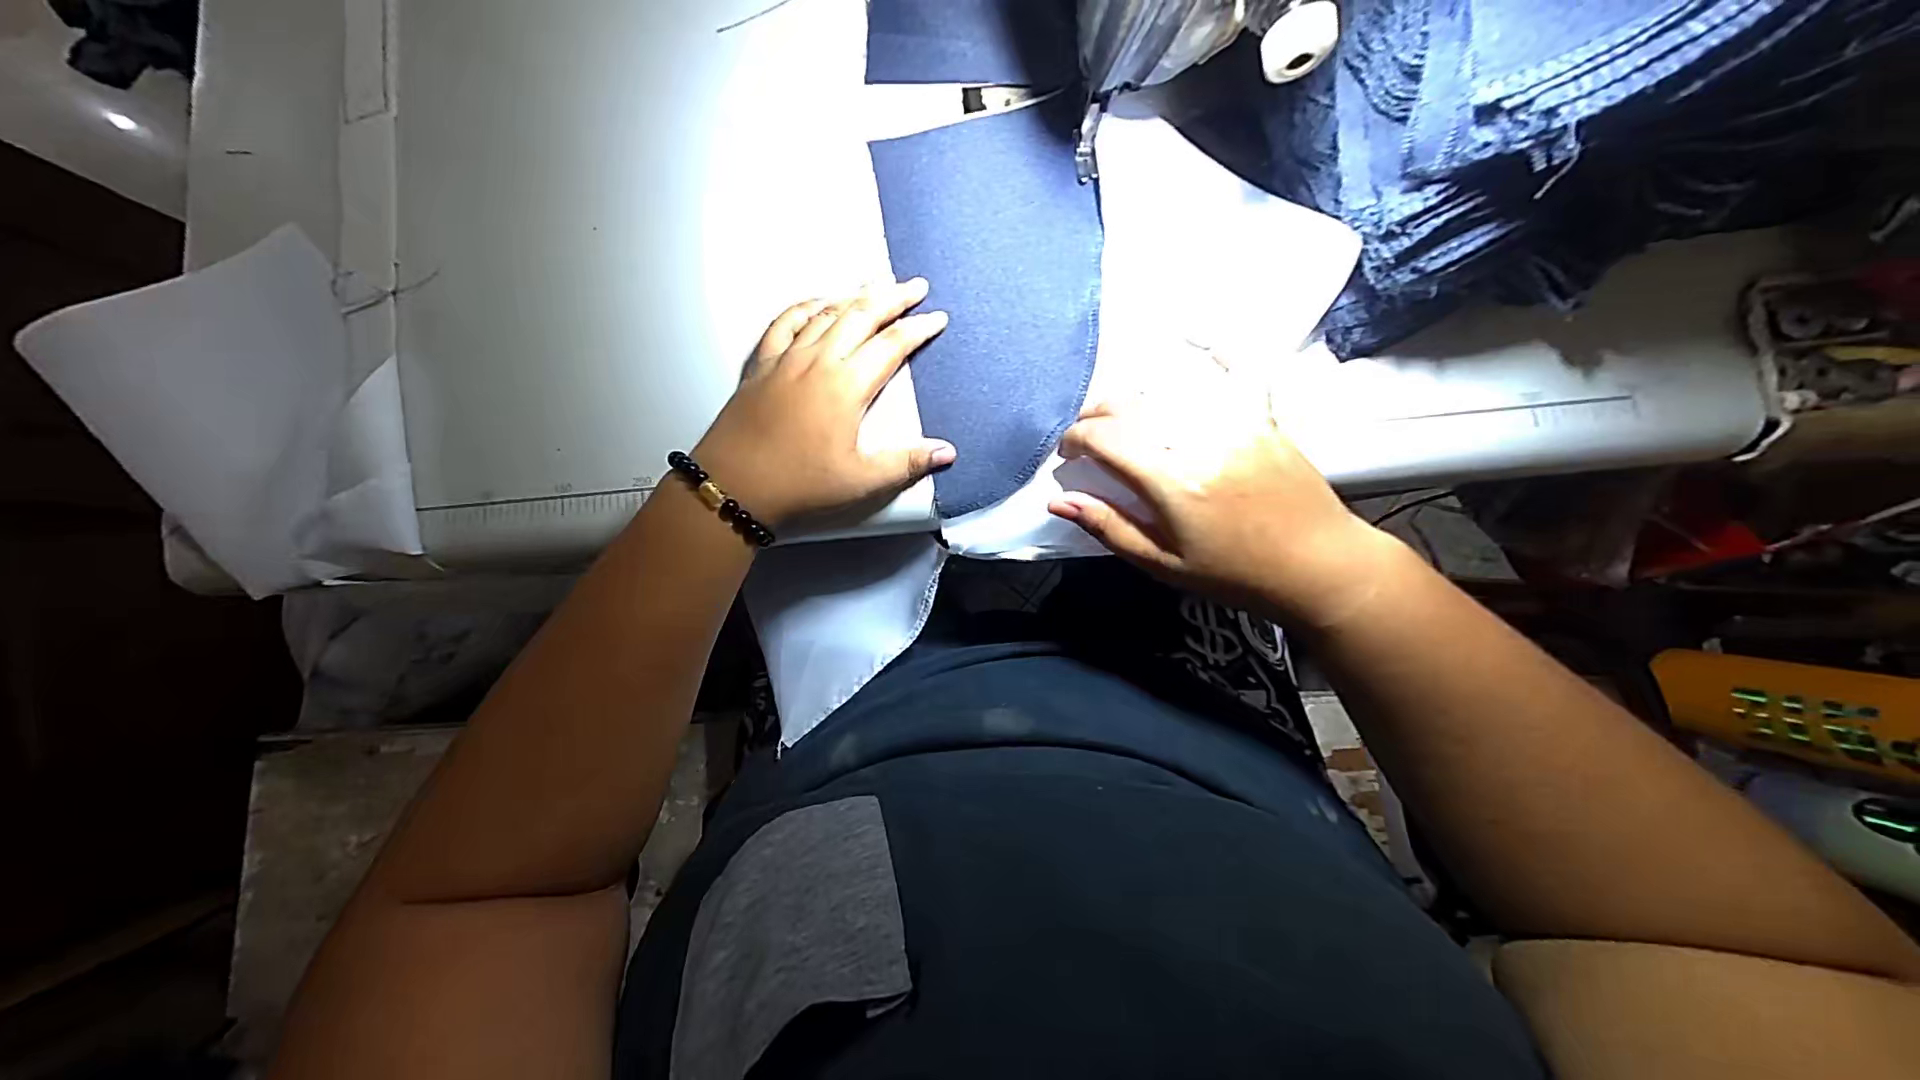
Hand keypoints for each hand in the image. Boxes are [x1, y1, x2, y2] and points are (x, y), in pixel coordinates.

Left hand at [693, 279, 955, 529]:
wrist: (735, 486)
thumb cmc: (796, 484)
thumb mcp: (861, 480)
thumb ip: (907, 462)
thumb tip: (945, 452)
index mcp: (846, 387)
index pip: (892, 345)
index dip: (919, 328)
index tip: (937, 318)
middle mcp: (817, 362)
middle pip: (862, 315)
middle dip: (893, 297)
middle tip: (915, 286)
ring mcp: (787, 359)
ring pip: (826, 313)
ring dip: (855, 295)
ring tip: (875, 283)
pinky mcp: (762, 366)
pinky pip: (785, 323)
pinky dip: (805, 306)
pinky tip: (817, 302)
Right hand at [1048, 357, 1403, 630]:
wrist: (1316, 566)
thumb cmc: (1235, 573)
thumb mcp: (1161, 564)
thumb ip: (1108, 527)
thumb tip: (1059, 502)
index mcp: (1170, 482)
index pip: (1104, 439)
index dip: (1075, 440)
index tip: (1068, 454)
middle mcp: (1199, 442)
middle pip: (1129, 407)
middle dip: (1095, 416)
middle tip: (1087, 436)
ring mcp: (1234, 424)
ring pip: (1168, 389)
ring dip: (1134, 397)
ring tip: (1124, 415)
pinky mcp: (1261, 418)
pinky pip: (1236, 373)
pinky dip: (1216, 356)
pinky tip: (1199, 346)